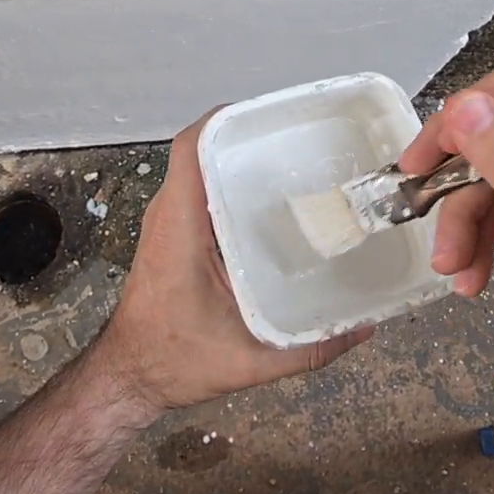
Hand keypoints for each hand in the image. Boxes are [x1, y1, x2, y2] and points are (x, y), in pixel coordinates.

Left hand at [93, 109, 372, 416]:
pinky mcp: (170, 232)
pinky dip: (228, 181)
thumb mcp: (251, 360)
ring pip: (198, 167)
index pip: (192, 147)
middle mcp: (170, 211)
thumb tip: (365, 328)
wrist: (128, 377)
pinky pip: (197, 189)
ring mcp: (166, 219)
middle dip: (246, 136)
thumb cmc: (176, 360)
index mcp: (181, 223)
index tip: (271, 116)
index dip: (226, 119)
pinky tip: (266, 203)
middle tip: (298, 141)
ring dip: (237, 158)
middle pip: (201, 149)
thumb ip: (311, 348)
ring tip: (290, 163)